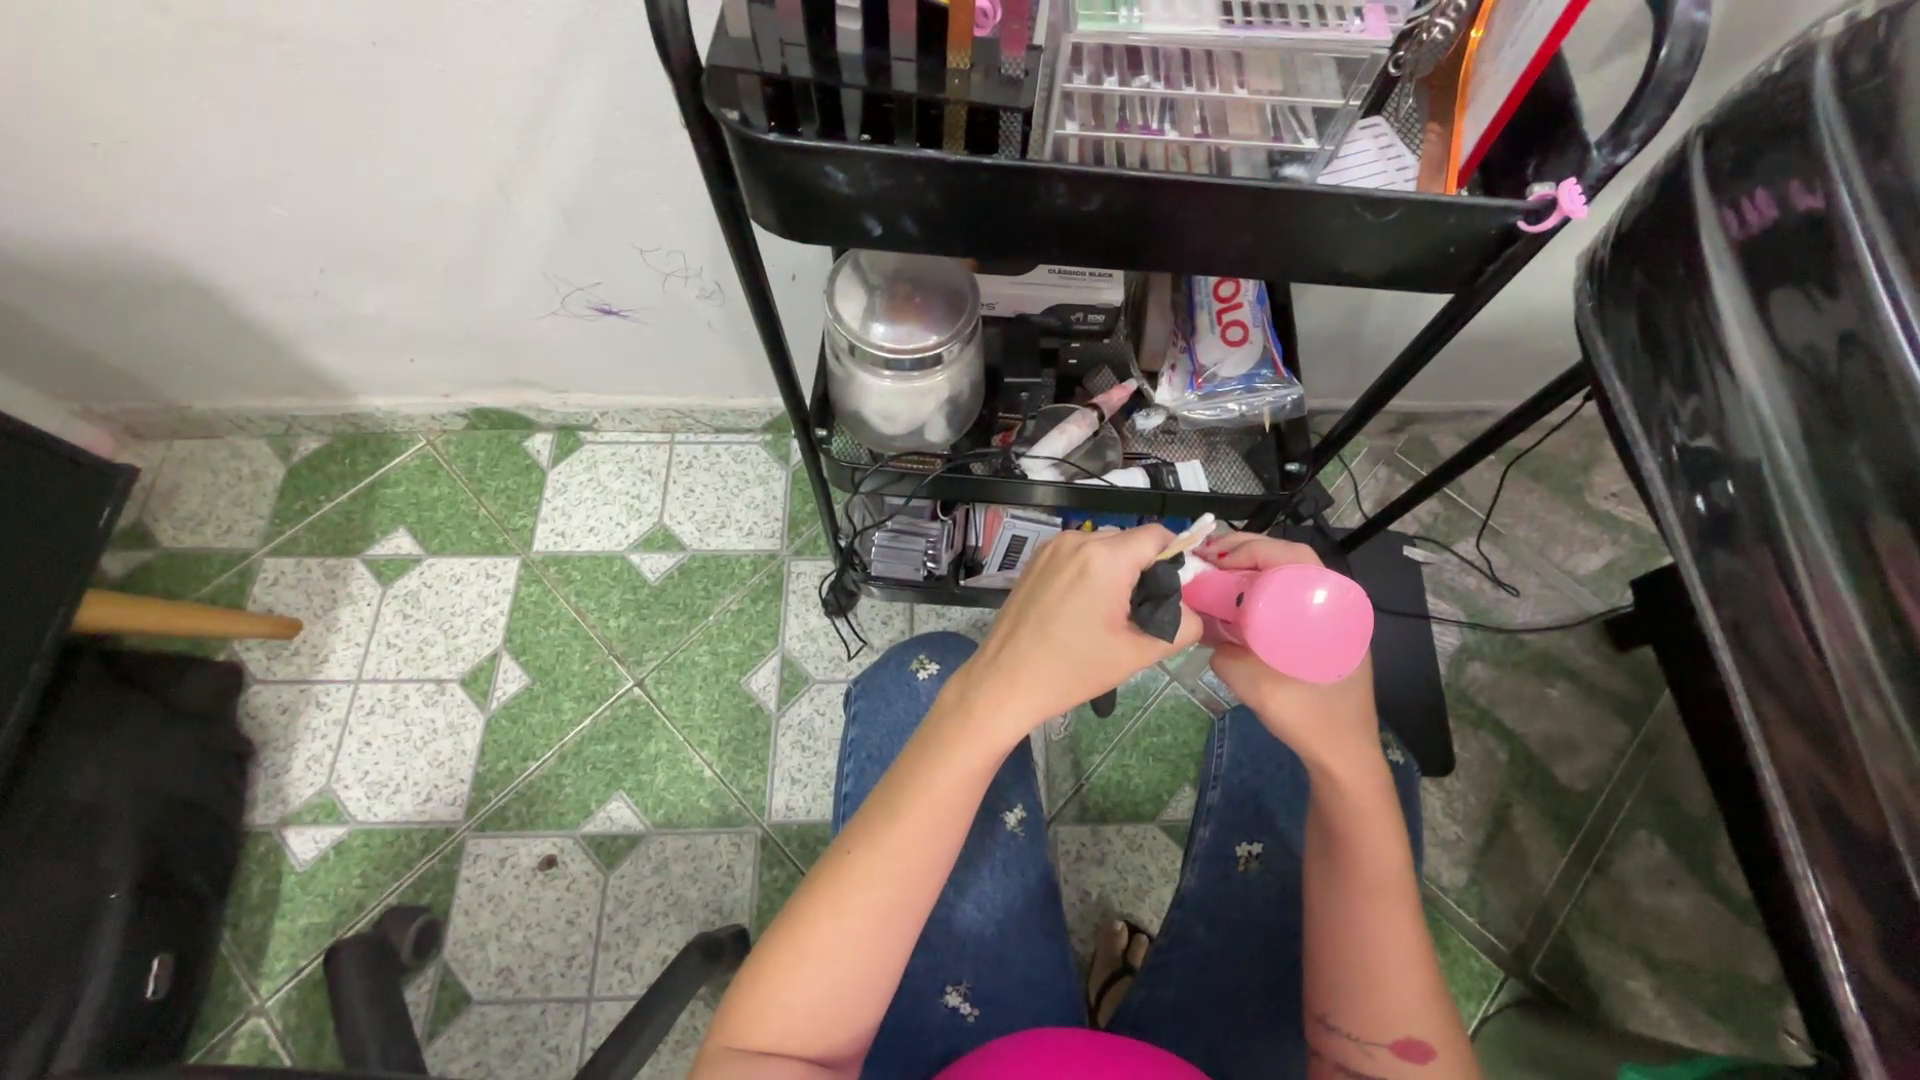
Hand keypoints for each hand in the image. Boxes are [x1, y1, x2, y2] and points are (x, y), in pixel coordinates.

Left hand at [956, 525, 1201, 739]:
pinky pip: (1078, 556)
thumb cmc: (1071, 669)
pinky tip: (1085, 610)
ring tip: (1114, 615)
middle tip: (1146, 612)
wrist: (1004, 682)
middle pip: (1130, 541)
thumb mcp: (1136, 653)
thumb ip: (1180, 626)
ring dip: (1118, 572)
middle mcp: (1077, 540)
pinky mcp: (1035, 561)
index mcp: (1105, 557)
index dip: (1177, 558)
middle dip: (1146, 570)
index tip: (1179, 591)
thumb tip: (1195, 612)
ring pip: (1103, 548)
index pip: (1158, 536)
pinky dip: (1091, 574)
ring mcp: (1051, 549)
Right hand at [1200, 531, 1381, 775]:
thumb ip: (1223, 653)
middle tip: (1206, 559)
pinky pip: (1288, 601)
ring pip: (1287, 579)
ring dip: (1249, 574)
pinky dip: (1259, 596)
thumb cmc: (1307, 718)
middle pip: (1288, 559)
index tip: (1214, 560)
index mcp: (1330, 606)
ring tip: (1213, 577)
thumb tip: (1208, 632)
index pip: (1291, 554)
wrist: (1343, 757)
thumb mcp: (1254, 685)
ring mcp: (1331, 620)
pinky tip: (1234, 608)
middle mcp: (1335, 604)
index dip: (1249, 548)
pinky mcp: (1322, 636)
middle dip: (1243, 554)